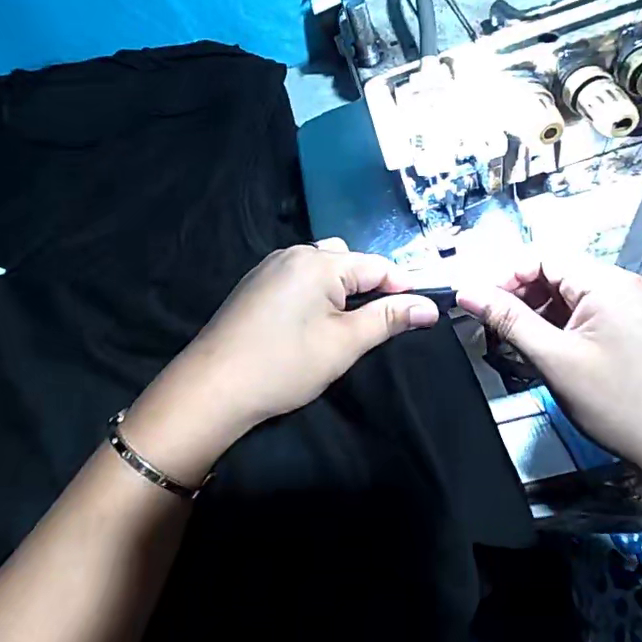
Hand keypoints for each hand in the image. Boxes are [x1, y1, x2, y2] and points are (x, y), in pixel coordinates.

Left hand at [121, 239, 438, 484]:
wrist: (211, 388)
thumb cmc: (284, 365)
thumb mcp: (345, 344)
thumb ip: (388, 318)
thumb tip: (429, 306)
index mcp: (319, 262)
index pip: (377, 265)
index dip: (403, 287)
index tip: (421, 313)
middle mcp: (294, 254)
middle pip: (349, 260)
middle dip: (370, 286)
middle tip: (377, 324)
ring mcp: (270, 266)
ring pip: (322, 267)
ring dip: (342, 289)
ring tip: (346, 325)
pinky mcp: (255, 284)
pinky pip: (298, 276)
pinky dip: (315, 292)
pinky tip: (311, 322)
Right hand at [456, 252, 641, 474]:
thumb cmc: (624, 404)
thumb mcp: (556, 360)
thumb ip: (509, 320)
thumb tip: (468, 292)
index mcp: (606, 283)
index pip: (542, 258)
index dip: (504, 276)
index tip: (477, 304)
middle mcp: (622, 287)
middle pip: (556, 276)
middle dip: (520, 297)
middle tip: (492, 327)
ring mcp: (633, 310)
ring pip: (571, 300)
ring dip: (539, 316)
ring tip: (516, 345)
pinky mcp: (636, 333)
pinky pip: (589, 318)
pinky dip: (563, 330)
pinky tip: (548, 354)